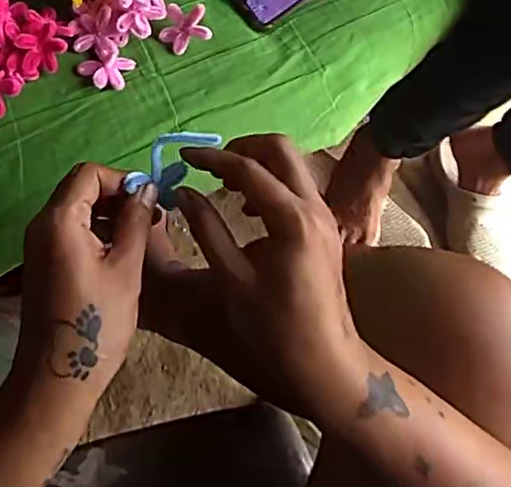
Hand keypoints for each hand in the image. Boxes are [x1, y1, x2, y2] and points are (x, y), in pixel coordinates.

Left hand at [13, 163, 154, 395]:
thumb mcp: (126, 267)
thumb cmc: (96, 324)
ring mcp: (38, 243)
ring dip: (108, 211)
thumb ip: (136, 220)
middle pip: (80, 186)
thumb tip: (146, 187)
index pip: (90, 173)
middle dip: (116, 193)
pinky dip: (94, 228)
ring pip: (76, 206)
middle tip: (148, 216)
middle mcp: (41, 224)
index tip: (147, 201)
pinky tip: (119, 250)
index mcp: (59, 220)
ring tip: (140, 233)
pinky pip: (69, 227)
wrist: (55, 381)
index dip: (122, 179)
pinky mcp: (41, 260)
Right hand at [171, 134, 368, 420]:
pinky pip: (296, 183)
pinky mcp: (325, 223)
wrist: (328, 365)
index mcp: (291, 219)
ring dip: (257, 162)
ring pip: (290, 162)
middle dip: (242, 146)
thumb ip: (206, 228)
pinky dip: (270, 180)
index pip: (248, 168)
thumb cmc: (276, 328)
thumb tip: (183, 192)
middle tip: (212, 164)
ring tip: (225, 183)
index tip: (185, 157)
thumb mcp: (232, 278)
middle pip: (279, 148)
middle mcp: (314, 206)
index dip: (212, 158)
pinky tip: (248, 206)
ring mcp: (324, 213)